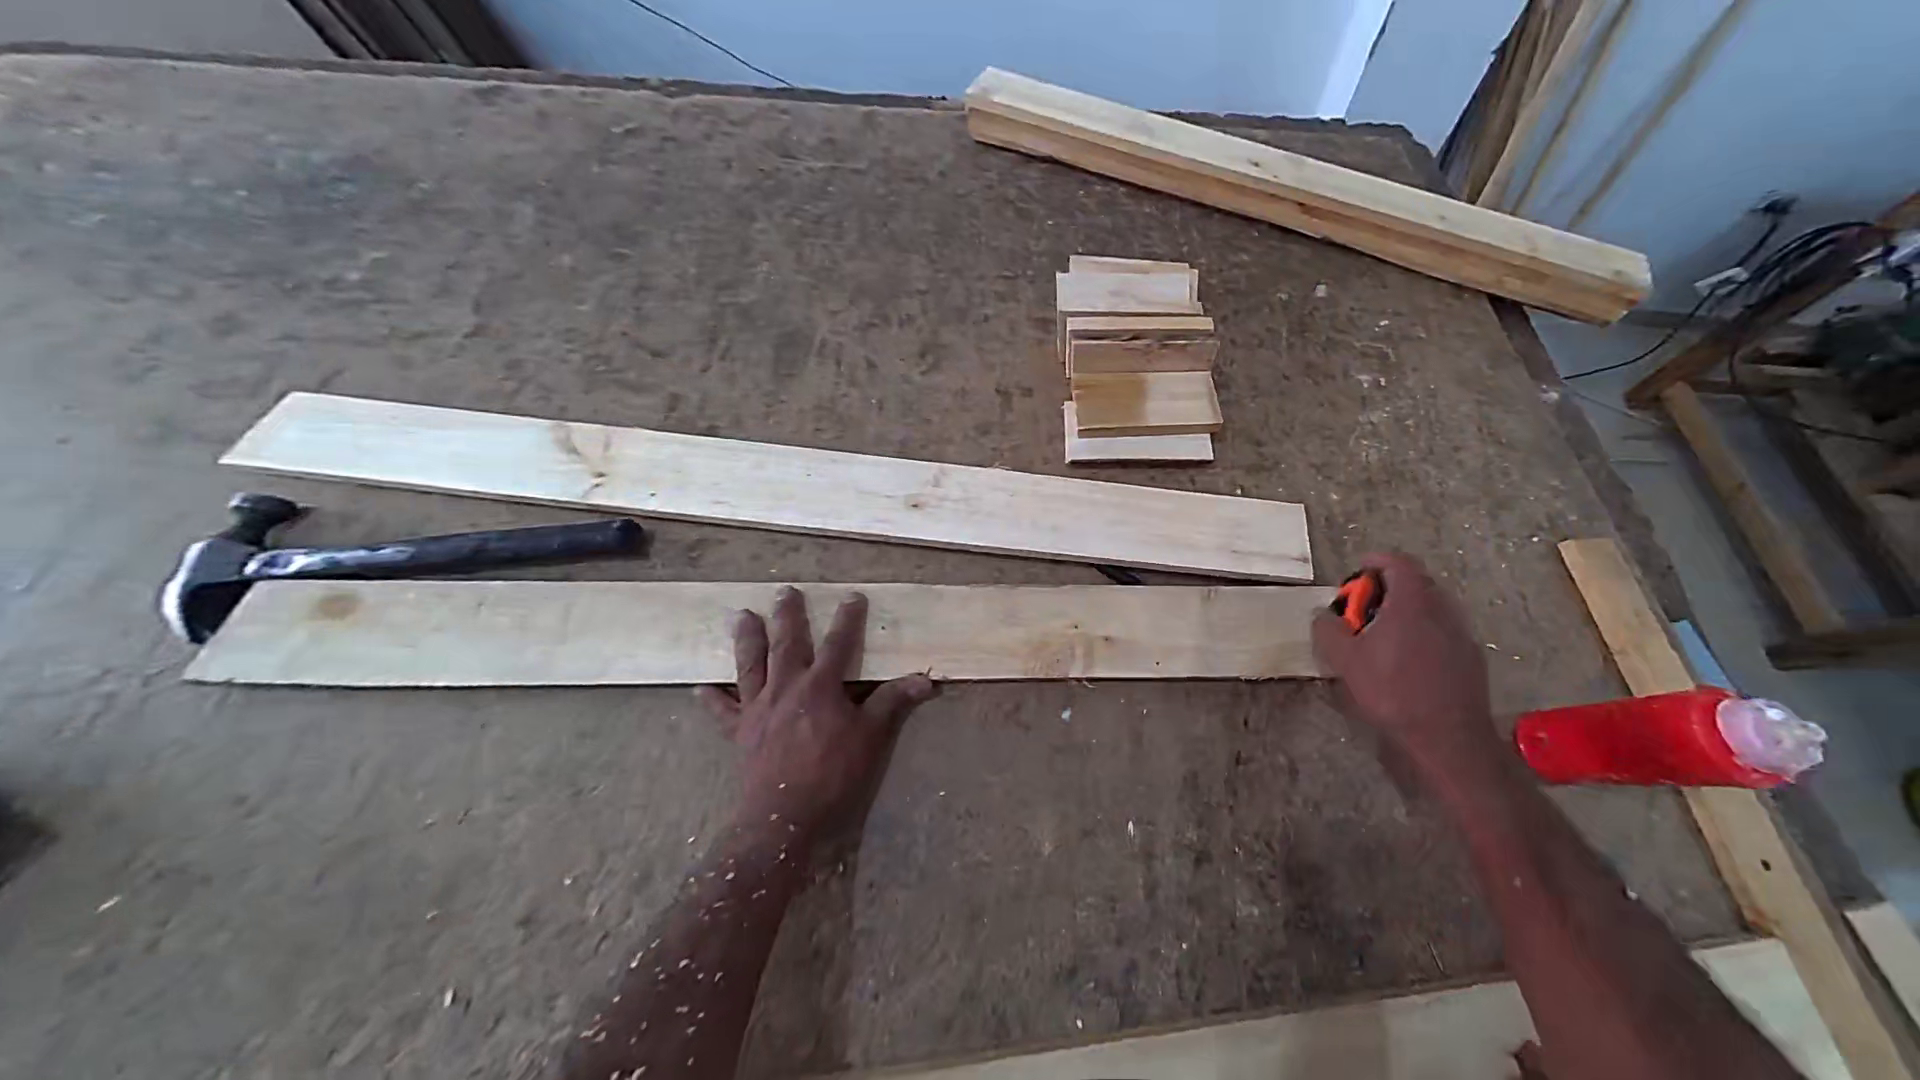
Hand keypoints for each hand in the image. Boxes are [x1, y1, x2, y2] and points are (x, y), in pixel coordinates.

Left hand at [697, 587, 936, 840]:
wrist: (783, 815)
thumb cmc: (833, 774)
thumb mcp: (871, 738)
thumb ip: (893, 703)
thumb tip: (924, 679)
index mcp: (820, 685)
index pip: (838, 643)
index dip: (847, 619)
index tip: (852, 596)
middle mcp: (785, 687)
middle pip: (786, 643)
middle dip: (787, 615)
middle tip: (784, 591)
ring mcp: (758, 708)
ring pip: (750, 665)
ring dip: (747, 639)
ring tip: (741, 615)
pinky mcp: (740, 732)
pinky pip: (722, 711)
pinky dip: (711, 699)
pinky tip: (699, 688)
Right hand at [1311, 553, 1496, 768]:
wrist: (1446, 737)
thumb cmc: (1391, 691)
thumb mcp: (1344, 660)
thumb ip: (1328, 630)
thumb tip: (1324, 616)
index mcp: (1412, 603)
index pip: (1399, 563)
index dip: (1376, 561)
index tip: (1357, 570)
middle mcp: (1442, 610)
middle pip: (1417, 582)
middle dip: (1387, 587)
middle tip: (1363, 606)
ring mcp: (1461, 634)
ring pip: (1431, 607)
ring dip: (1405, 610)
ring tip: (1381, 633)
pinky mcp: (1470, 657)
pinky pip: (1442, 629)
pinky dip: (1421, 630)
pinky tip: (1405, 658)